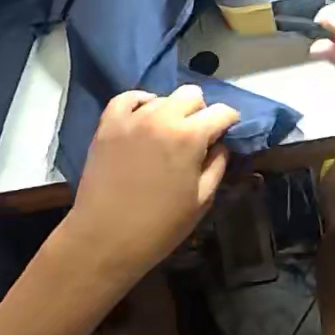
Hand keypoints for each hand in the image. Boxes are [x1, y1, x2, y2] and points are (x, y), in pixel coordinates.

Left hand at [66, 86, 241, 276]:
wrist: (103, 240)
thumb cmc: (158, 227)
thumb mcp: (201, 200)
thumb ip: (217, 165)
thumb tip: (221, 145)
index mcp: (189, 137)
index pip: (222, 112)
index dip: (230, 122)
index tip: (227, 134)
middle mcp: (162, 118)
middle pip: (192, 94)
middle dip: (201, 112)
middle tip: (197, 136)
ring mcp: (132, 119)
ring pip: (162, 97)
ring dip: (171, 111)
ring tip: (167, 135)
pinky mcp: (108, 125)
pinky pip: (127, 98)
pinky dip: (140, 103)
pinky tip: (143, 118)